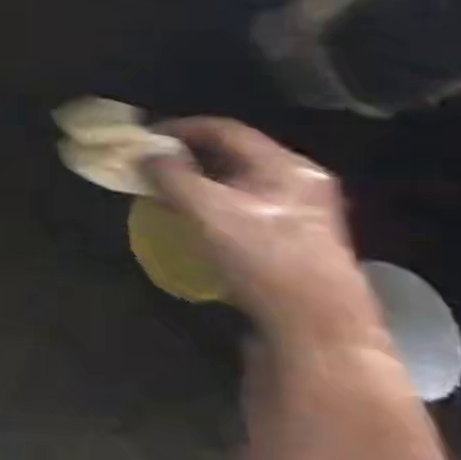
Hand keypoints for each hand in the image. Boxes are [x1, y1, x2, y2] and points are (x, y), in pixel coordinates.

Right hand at [143, 118, 385, 351]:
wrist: (320, 331)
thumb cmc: (263, 259)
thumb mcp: (206, 210)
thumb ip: (169, 174)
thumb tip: (144, 152)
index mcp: (286, 167)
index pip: (222, 128)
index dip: (176, 128)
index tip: (141, 140)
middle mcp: (299, 182)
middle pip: (230, 153)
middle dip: (184, 156)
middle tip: (147, 164)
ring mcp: (301, 212)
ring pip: (235, 180)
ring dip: (194, 180)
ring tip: (161, 190)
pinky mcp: (294, 238)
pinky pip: (242, 204)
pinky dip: (211, 202)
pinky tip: (190, 217)